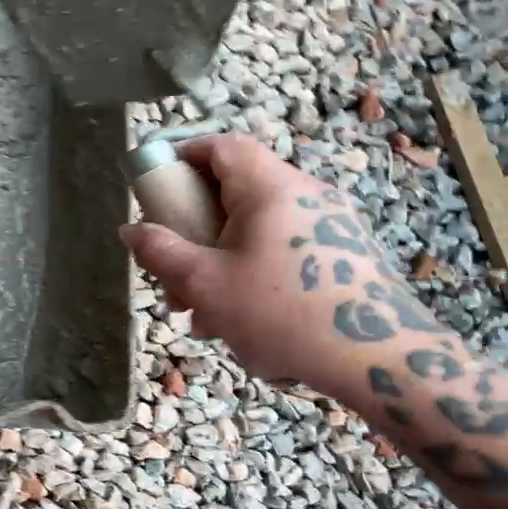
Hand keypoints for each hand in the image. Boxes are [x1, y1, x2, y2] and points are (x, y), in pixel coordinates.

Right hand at [120, 134, 427, 391]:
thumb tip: (131, 229)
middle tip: (165, 264)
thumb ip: (159, 250)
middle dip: (188, 226)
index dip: (183, 153)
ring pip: (250, 227)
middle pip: (232, 191)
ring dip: (211, 258)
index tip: (152, 181)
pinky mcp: (339, 256)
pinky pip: (275, 248)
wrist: (376, 360)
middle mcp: (306, 198)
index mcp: (272, 192)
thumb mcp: (201, 281)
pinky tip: (229, 316)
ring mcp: (327, 227)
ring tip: (193, 306)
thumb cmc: (279, 311)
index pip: (224, 147)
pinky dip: (243, 270)